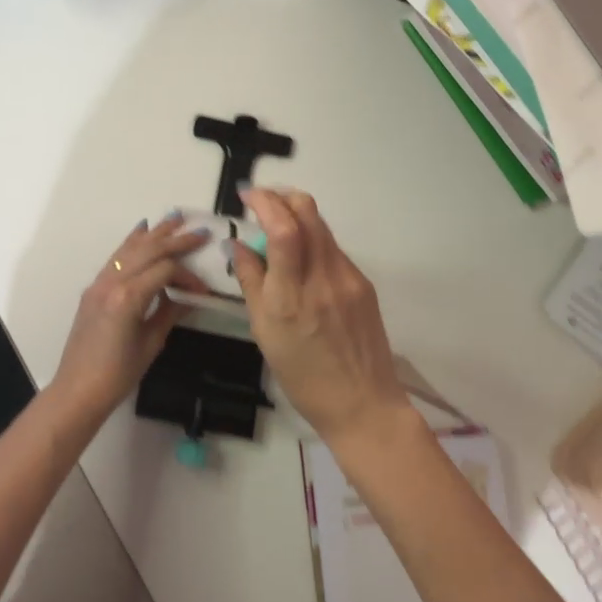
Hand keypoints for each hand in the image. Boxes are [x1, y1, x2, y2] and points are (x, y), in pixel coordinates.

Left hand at [50, 214, 210, 418]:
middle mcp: (112, 282)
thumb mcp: (150, 344)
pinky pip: (115, 257)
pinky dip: (131, 243)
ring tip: (174, 218)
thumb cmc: (118, 375)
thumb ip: (169, 313)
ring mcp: (99, 282)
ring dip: (153, 233)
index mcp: (128, 296)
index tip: (203, 288)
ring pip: (130, 248)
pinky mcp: (93, 288)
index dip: (187, 275)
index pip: (165, 270)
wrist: (77, 389)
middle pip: (148, 250)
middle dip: (175, 239)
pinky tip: (142, 232)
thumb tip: (190, 297)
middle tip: (200, 231)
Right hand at [230, 188, 412, 447]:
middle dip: (281, 196)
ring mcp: (347, 278)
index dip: (264, 202)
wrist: (363, 405)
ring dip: (296, 215)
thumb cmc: (303, 377)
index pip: (282, 230)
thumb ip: (251, 282)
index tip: (246, 196)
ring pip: (320, 225)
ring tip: (275, 227)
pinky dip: (312, 241)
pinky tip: (301, 260)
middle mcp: (322, 279)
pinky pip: (332, 248)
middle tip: (260, 201)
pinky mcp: (362, 283)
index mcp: (291, 297)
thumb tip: (238, 244)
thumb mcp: (264, 332)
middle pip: (307, 212)